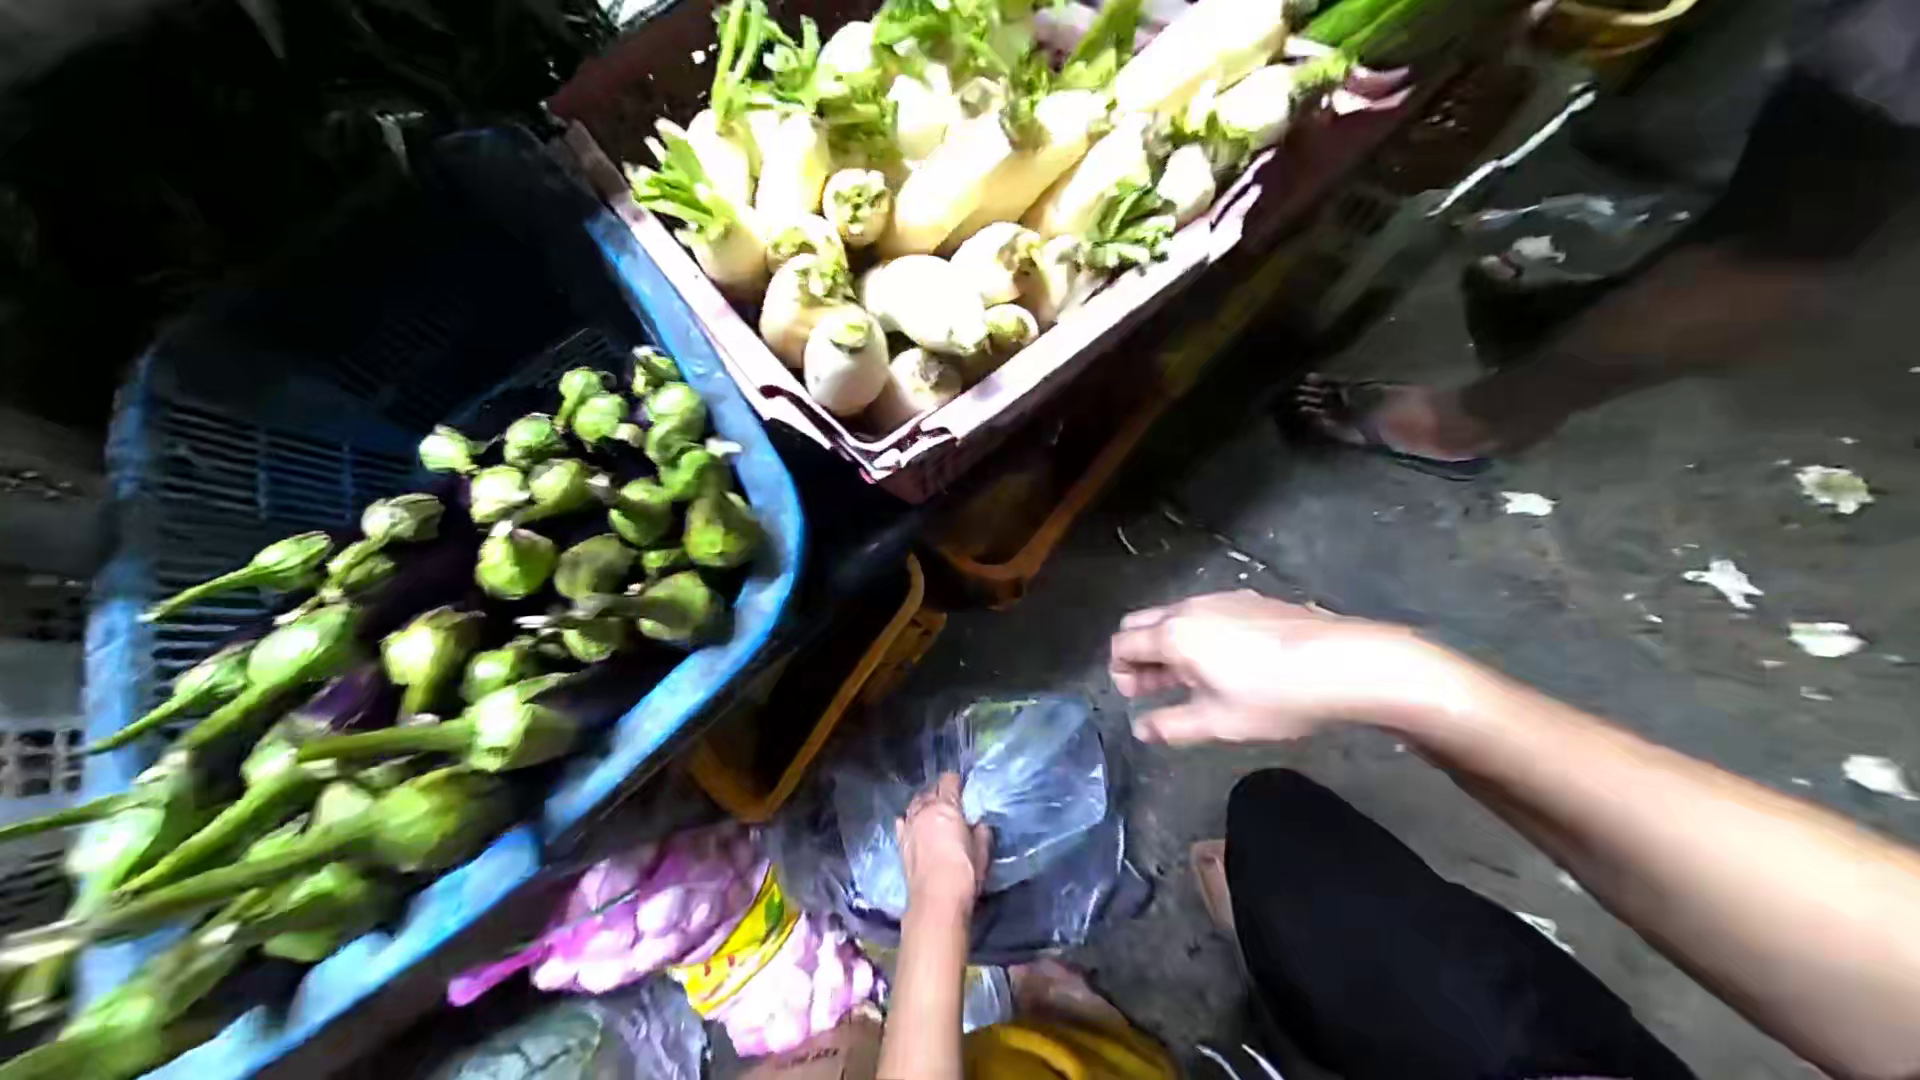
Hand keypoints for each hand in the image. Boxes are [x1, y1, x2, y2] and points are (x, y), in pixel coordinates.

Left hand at [896, 773, 990, 911]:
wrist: (935, 900)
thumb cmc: (964, 873)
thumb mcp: (981, 852)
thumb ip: (980, 833)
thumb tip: (978, 824)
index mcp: (947, 807)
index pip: (949, 781)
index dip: (956, 781)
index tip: (962, 786)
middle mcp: (925, 810)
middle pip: (930, 789)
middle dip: (939, 790)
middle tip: (949, 797)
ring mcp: (910, 825)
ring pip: (914, 803)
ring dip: (923, 802)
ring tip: (931, 807)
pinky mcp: (900, 841)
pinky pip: (903, 820)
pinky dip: (908, 818)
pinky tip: (912, 822)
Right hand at [1110, 590, 1467, 744]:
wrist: (1346, 662)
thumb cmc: (1273, 696)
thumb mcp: (1218, 723)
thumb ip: (1170, 726)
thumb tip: (1140, 729)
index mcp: (1172, 634)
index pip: (1122, 644)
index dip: (1119, 672)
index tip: (1135, 697)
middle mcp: (1188, 608)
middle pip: (1141, 623)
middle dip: (1138, 654)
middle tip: (1154, 687)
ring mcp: (1220, 599)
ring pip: (1173, 616)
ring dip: (1167, 645)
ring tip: (1190, 678)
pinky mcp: (1249, 600)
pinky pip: (1204, 613)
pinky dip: (1195, 634)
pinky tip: (1226, 661)